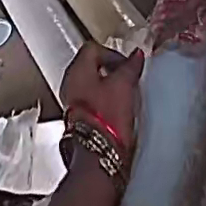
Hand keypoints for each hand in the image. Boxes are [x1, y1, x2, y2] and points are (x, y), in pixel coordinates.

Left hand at [58, 42, 143, 156]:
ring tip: (126, 95)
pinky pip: (92, 101)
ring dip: (109, 86)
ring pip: (91, 84)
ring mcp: (71, 102)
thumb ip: (129, 67)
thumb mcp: (124, 86)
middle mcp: (69, 83)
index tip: (128, 65)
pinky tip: (117, 110)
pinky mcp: (78, 119)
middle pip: (90, 65)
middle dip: (111, 70)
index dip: (113, 54)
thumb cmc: (107, 119)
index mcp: (77, 70)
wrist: (98, 157)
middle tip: (128, 78)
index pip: (93, 48)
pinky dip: (104, 101)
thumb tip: (136, 55)